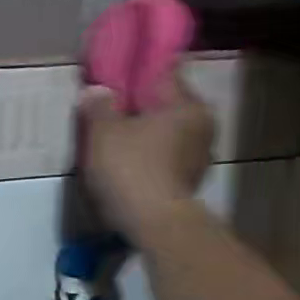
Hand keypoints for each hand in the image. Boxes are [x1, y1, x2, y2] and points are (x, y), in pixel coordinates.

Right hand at [77, 76, 212, 243]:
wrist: (153, 224)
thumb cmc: (131, 168)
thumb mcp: (103, 132)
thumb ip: (99, 107)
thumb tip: (96, 91)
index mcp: (189, 104)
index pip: (164, 76)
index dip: (137, 75)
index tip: (117, 80)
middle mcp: (203, 127)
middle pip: (167, 108)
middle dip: (142, 110)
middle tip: (113, 112)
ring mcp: (200, 159)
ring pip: (168, 136)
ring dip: (146, 137)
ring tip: (117, 142)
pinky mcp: (191, 185)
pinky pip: (166, 160)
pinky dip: (150, 160)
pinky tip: (129, 166)